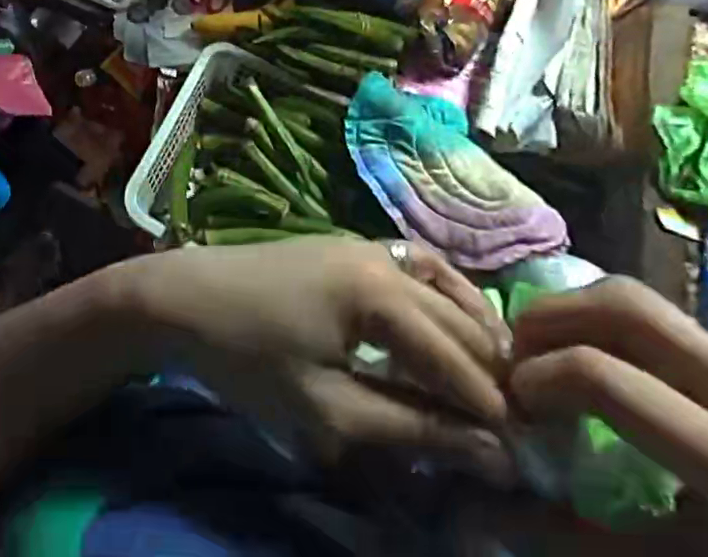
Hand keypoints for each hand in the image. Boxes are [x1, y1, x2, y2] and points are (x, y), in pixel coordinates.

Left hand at [123, 238, 512, 478]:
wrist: (176, 298)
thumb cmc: (245, 356)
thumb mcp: (328, 408)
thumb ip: (414, 429)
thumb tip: (496, 455)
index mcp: (381, 294)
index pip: (462, 363)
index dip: (498, 416)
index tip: (530, 464)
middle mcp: (380, 257)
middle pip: (459, 321)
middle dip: (493, 377)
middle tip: (520, 432)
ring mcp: (359, 244)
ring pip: (441, 286)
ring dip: (471, 332)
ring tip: (489, 384)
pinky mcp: (339, 246)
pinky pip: (409, 266)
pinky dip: (438, 297)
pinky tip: (439, 330)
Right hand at [509, 278, 707, 556]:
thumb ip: (580, 537)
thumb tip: (484, 508)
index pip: (606, 377)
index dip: (537, 377)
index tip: (514, 405)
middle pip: (630, 308)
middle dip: (550, 315)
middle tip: (518, 353)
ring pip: (651, 304)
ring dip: (577, 315)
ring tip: (548, 355)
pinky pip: (675, 333)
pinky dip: (613, 335)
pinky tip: (600, 372)